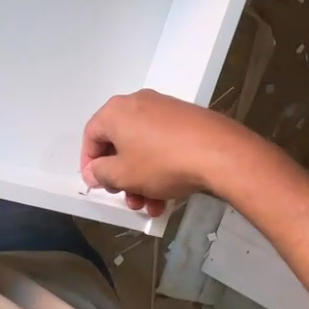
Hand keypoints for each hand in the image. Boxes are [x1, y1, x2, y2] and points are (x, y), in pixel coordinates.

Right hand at [80, 90, 259, 216]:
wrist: (219, 153)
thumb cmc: (161, 162)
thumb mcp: (122, 175)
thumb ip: (100, 173)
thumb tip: (94, 171)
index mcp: (115, 111)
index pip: (91, 136)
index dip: (90, 164)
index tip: (97, 185)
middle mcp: (138, 103)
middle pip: (119, 143)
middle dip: (121, 177)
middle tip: (127, 198)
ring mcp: (164, 109)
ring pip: (142, 148)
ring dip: (141, 179)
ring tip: (150, 205)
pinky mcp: (186, 119)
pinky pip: (162, 144)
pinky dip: (160, 168)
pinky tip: (168, 194)